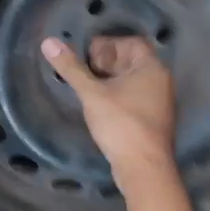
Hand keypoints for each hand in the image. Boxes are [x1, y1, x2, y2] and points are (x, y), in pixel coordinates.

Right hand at [41, 35, 176, 190]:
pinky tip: (99, 105)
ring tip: (87, 86)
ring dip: (110, 79)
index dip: (109, 44)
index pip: (132, 42)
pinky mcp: (153, 119)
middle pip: (132, 60)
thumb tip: (49, 41)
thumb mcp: (91, 93)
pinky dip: (117, 94)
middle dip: (106, 61)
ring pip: (132, 80)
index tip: (87, 56)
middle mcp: (160, 81)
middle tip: (84, 70)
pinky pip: (134, 96)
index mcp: (151, 69)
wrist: (144, 169)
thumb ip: (71, 67)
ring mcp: (159, 102)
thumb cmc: (121, 124)